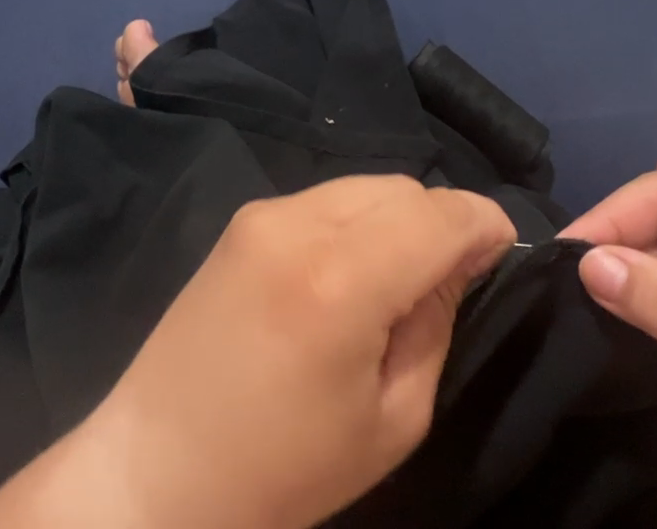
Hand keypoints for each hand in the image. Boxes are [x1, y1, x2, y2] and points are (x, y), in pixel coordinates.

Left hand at [0, 175, 516, 528]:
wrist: (155, 472)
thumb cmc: (284, 469)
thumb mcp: (393, 417)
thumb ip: (437, 321)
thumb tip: (466, 258)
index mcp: (344, 279)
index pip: (445, 213)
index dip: (487, 227)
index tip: (501, 256)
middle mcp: (300, 223)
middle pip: (407, 187)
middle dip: (444, 221)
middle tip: (450, 278)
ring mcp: (263, 214)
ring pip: (368, 185)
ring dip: (400, 217)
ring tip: (397, 276)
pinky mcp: (241, 220)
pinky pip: (327, 198)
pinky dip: (359, 219)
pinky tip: (348, 269)